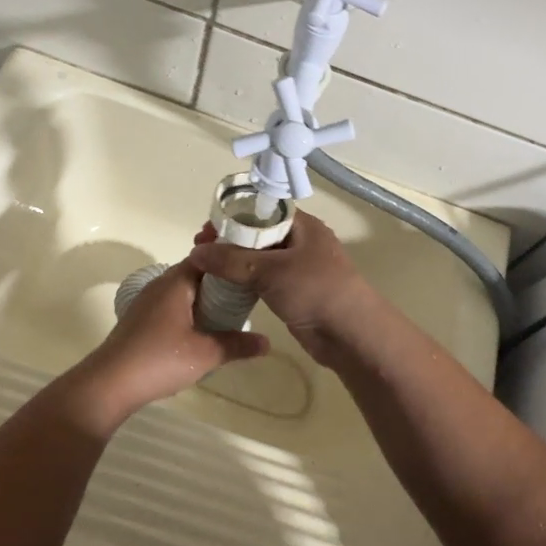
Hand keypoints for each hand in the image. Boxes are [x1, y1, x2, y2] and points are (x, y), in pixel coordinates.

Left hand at [70, 260, 267, 422]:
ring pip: (184, 289)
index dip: (230, 258)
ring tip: (231, 310)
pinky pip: (174, 303)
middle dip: (222, 280)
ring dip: (205, 296)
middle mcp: (161, 284)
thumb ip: (237, 345)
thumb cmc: (159, 360)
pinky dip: (191, 309)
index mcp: (177, 281)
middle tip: (249, 292)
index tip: (252, 266)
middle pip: (197, 271)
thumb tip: (267, 342)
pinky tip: (203, 328)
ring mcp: (148, 301)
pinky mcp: (142, 319)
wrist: (109, 384)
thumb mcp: (206, 354)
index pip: (208, 256)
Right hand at [190, 210, 384, 369]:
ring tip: (206, 268)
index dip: (233, 216)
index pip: (262, 210)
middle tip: (200, 250)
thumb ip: (231, 261)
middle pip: (258, 234)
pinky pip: (263, 281)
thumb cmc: (315, 291)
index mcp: (302, 226)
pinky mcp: (293, 293)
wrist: (350, 334)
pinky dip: (244, 282)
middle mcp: (301, 242)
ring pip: (259, 260)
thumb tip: (196, 252)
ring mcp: (297, 269)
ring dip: (234, 263)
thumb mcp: (270, 271)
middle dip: (229, 241)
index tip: (206, 229)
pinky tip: (224, 287)